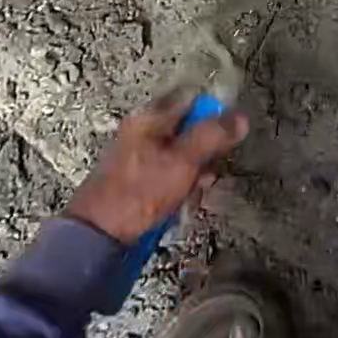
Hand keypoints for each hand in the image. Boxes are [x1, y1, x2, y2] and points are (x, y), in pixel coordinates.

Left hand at [65, 90, 250, 242]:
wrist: (97, 239)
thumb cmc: (139, 192)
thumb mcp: (184, 160)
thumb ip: (214, 135)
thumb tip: (241, 117)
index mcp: (150, 117)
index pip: (194, 98)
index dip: (216, 111)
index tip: (228, 130)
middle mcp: (144, 130)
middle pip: (192, 125)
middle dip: (208, 146)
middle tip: (213, 163)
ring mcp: (140, 155)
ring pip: (185, 151)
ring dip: (199, 167)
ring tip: (199, 185)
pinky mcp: (140, 178)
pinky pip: (173, 170)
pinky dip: (184, 181)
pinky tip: (185, 197)